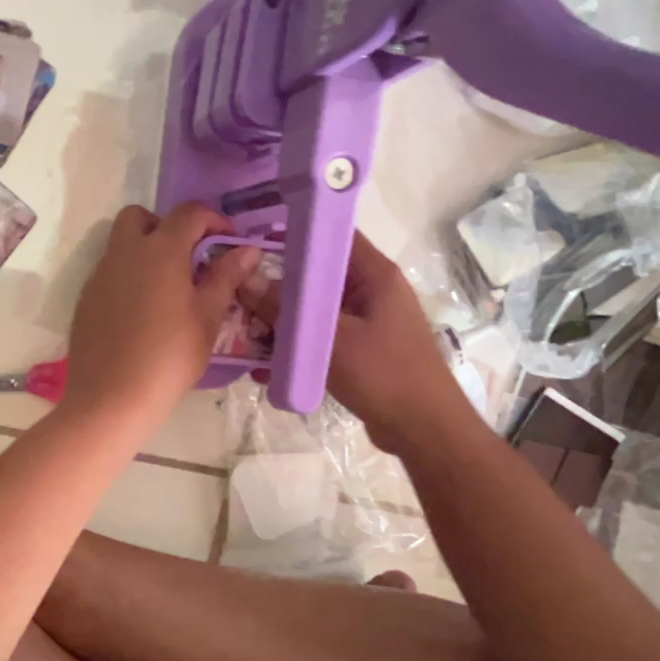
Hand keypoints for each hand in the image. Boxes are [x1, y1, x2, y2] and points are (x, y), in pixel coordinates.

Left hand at [65, 203, 257, 418]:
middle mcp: (123, 253)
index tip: (229, 246)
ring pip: (120, 246)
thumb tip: (247, 250)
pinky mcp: (85, 301)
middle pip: (141, 217)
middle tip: (188, 260)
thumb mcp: (207, 317)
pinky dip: (127, 280)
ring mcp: (99, 276)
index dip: (215, 222)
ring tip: (167, 290)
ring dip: (144, 253)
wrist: (112, 397)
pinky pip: (108, 275)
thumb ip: (226, 277)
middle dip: (166, 227)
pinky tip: (141, 315)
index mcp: (160, 249)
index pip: (190, 213)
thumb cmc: (170, 357)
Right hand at [239, 234, 474, 454]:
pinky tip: (266, 369)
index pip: (333, 236)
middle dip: (276, 286)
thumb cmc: (383, 374)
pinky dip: (295, 349)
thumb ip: (286, 309)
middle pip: (316, 277)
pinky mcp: (358, 351)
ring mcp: (365, 323)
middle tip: (237, 292)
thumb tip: (247, 280)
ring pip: (313, 312)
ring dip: (280, 323)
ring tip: (244, 336)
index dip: (295, 232)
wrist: (422, 428)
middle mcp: (371, 292)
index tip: (254, 239)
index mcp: (375, 275)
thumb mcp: (330, 339)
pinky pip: (319, 340)